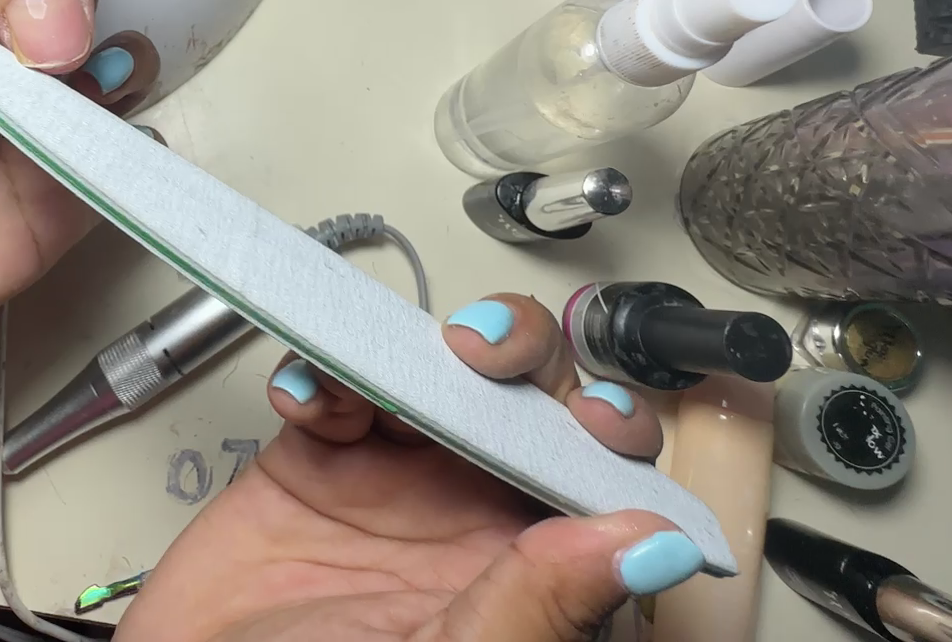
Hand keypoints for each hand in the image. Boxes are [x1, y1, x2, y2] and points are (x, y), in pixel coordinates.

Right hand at [119, 295, 704, 641]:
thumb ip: (537, 606)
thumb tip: (645, 543)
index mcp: (520, 563)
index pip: (593, 474)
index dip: (608, 428)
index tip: (592, 414)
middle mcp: (463, 505)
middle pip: (518, 395)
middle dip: (515, 352)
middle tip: (483, 351)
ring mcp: (386, 469)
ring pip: (426, 369)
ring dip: (412, 345)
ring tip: (382, 363)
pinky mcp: (314, 445)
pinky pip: (329, 380)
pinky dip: (319, 371)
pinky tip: (306, 399)